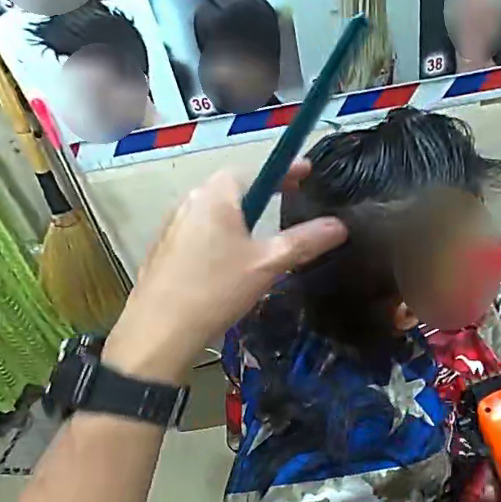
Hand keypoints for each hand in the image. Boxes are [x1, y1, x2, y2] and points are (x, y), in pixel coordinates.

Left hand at [103, 163, 345, 378]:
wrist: (160, 331)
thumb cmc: (217, 289)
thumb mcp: (269, 264)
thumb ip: (306, 241)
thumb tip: (340, 225)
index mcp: (216, 196)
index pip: (256, 170)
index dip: (285, 170)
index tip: (308, 172)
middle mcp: (191, 200)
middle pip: (234, 187)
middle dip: (264, 191)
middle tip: (290, 198)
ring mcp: (173, 224)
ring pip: (216, 209)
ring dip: (242, 213)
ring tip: (264, 231)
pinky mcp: (165, 247)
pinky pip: (202, 228)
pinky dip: (223, 232)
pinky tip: (232, 257)